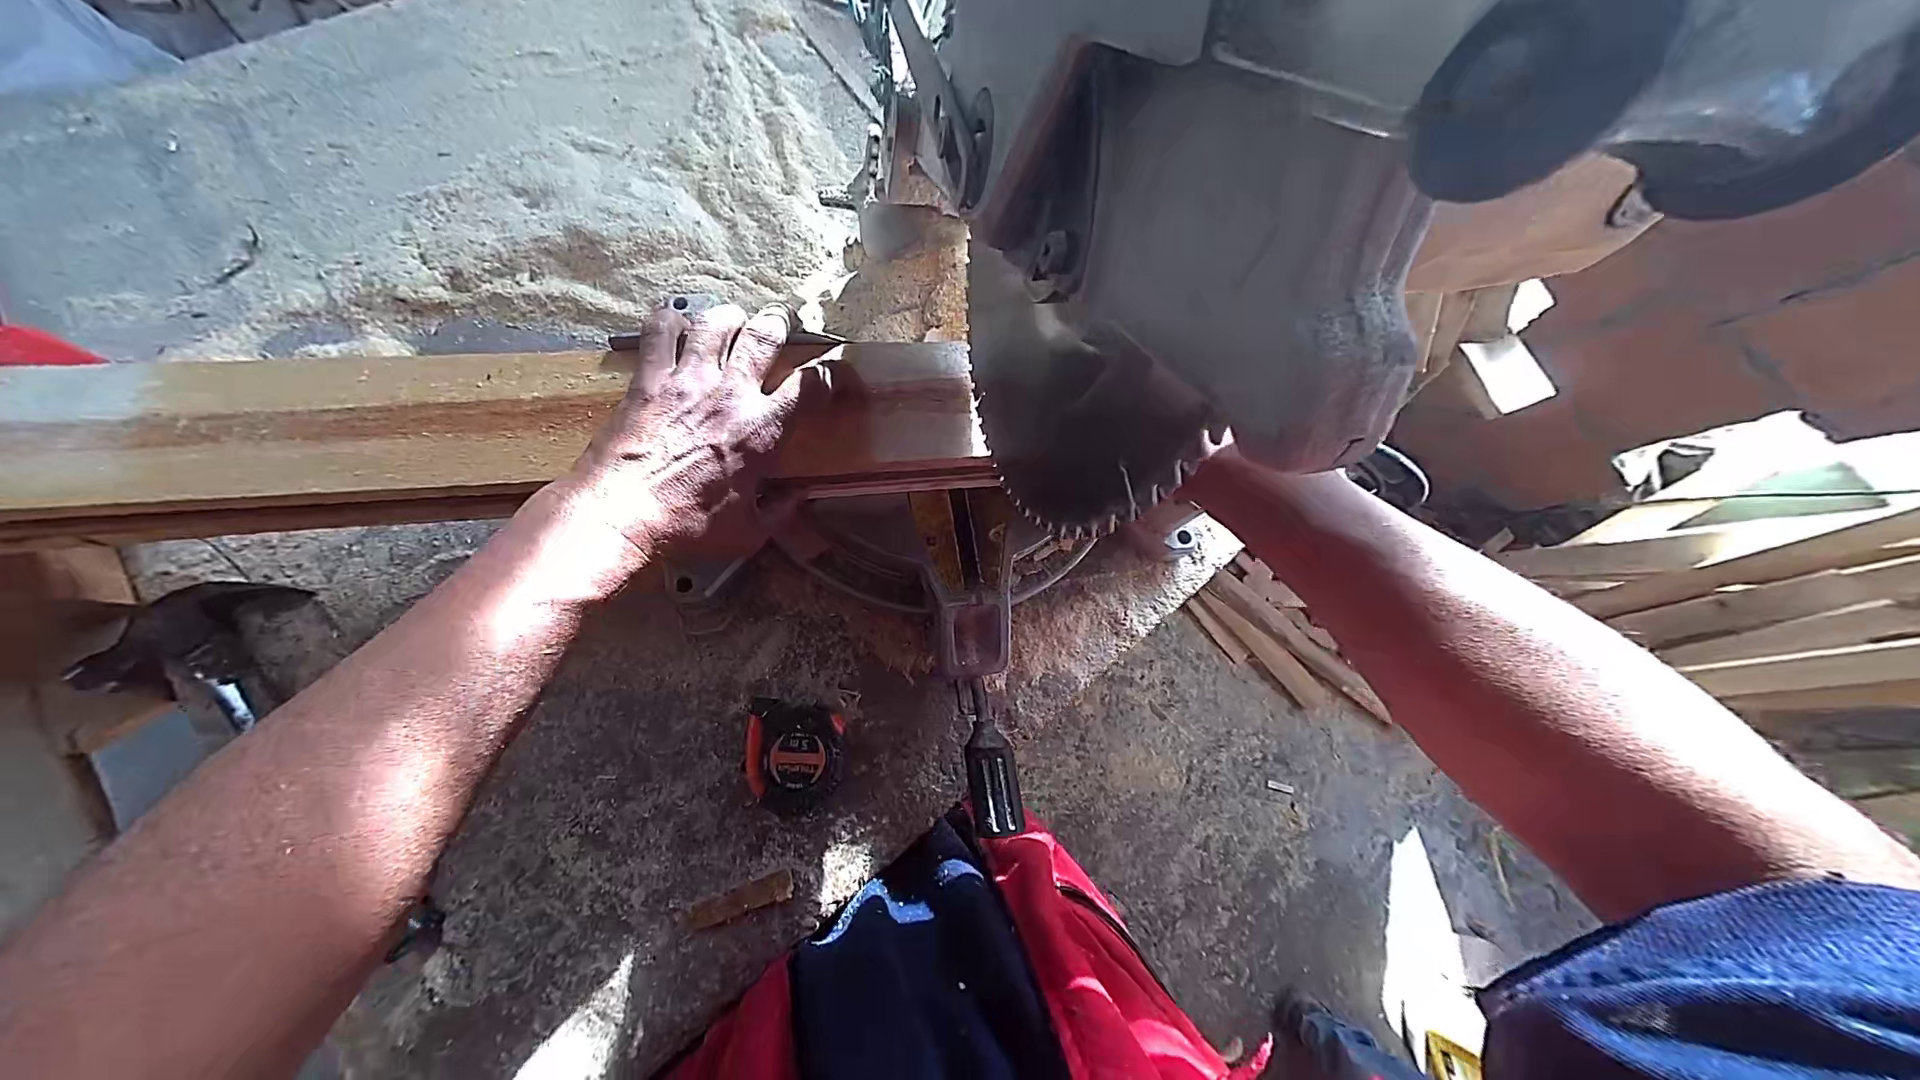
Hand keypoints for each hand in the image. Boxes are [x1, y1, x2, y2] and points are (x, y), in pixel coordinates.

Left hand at [559, 303, 819, 553]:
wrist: (622, 514)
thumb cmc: (690, 527)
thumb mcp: (751, 531)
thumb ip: (780, 511)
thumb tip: (797, 498)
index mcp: (763, 431)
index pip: (812, 385)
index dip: (831, 372)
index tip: (835, 373)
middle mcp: (731, 394)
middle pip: (764, 336)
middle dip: (779, 323)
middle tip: (780, 323)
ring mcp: (688, 380)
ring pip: (716, 321)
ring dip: (731, 315)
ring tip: (734, 319)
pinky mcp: (649, 378)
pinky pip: (660, 329)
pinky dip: (671, 317)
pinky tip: (676, 321)